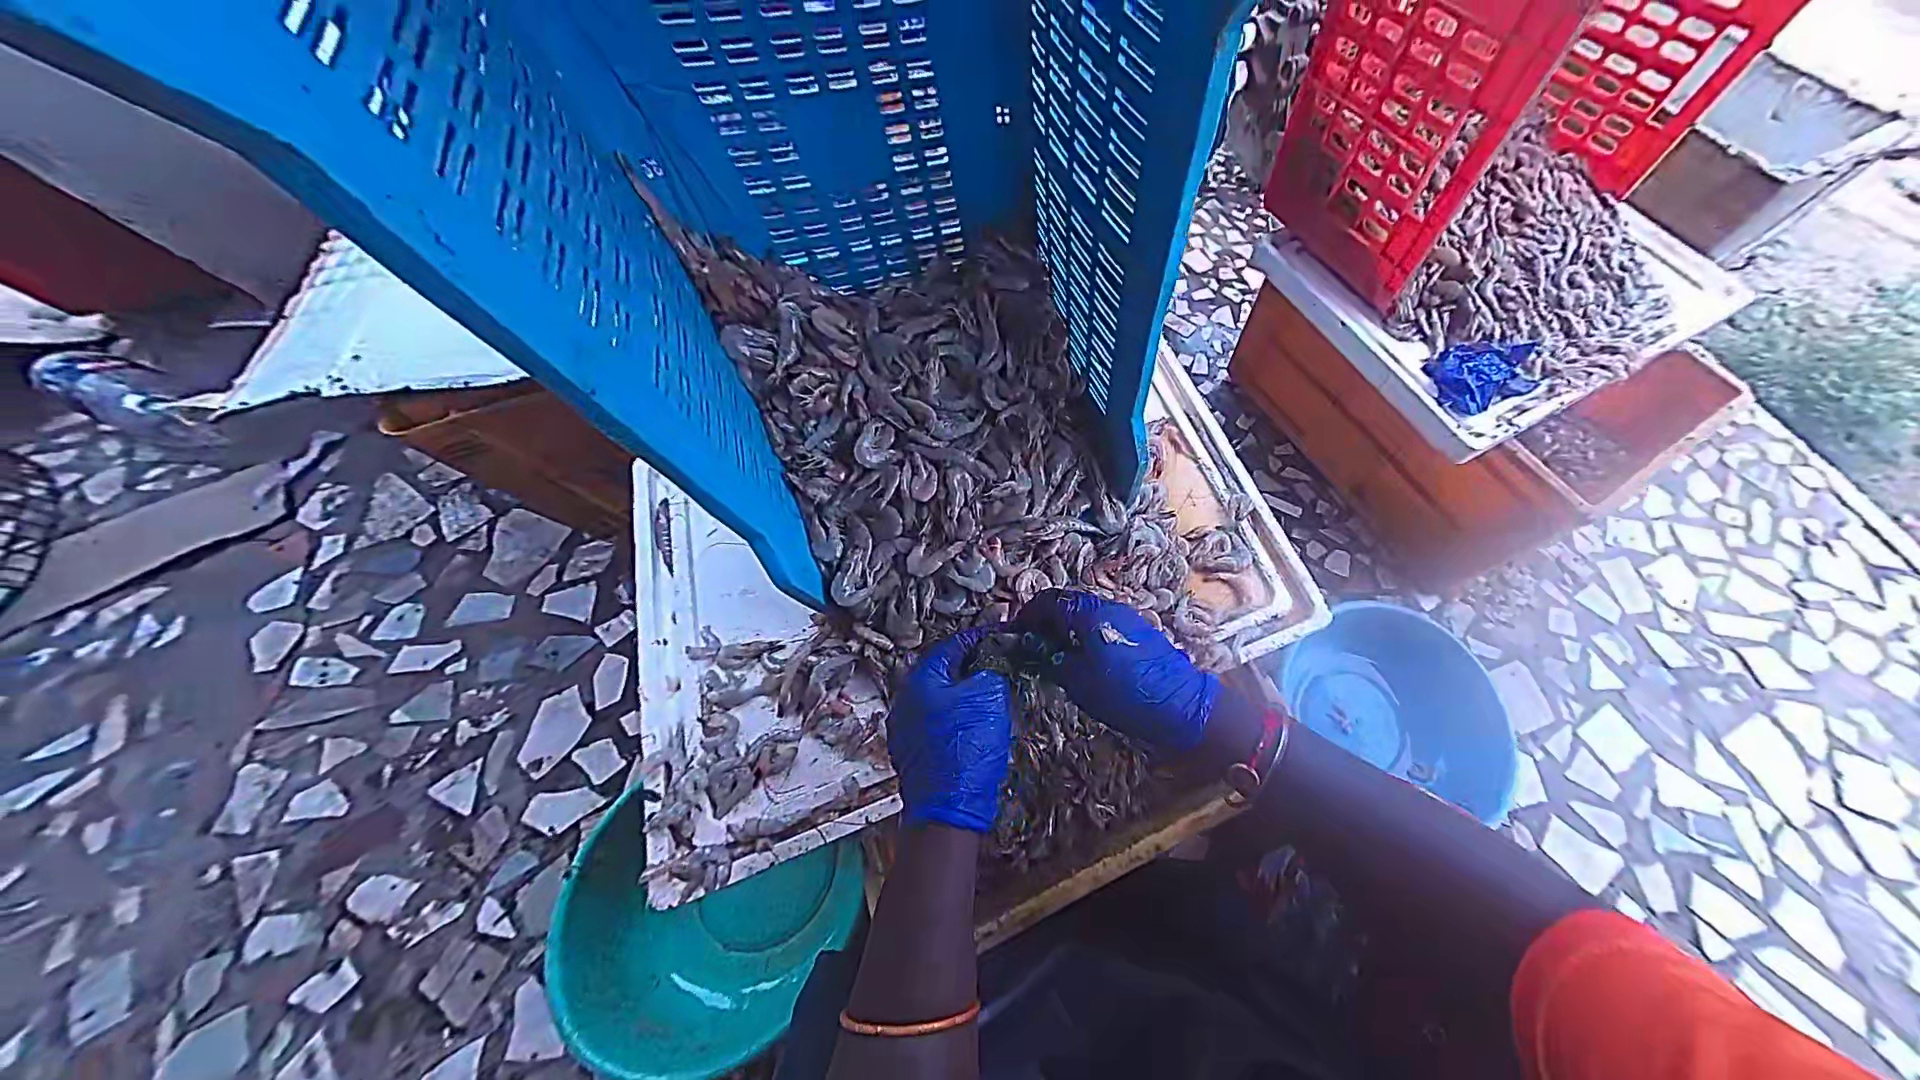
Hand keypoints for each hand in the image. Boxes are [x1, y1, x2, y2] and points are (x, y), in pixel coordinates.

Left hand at [885, 626, 1012, 832]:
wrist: (949, 809)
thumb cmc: (968, 746)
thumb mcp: (989, 696)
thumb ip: (990, 668)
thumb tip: (991, 659)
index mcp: (920, 679)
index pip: (953, 645)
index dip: (981, 639)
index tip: (1002, 637)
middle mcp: (905, 700)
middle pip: (944, 672)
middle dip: (973, 667)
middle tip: (1001, 666)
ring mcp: (905, 730)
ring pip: (941, 700)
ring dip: (966, 695)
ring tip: (993, 696)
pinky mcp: (913, 754)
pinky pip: (938, 724)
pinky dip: (957, 719)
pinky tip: (977, 727)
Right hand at [1013, 589, 1218, 751]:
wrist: (1183, 706)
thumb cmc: (1124, 692)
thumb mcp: (1077, 680)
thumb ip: (1052, 659)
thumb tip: (1034, 649)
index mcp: (1089, 613)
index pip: (1048, 601)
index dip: (1027, 615)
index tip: (1015, 633)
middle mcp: (1108, 607)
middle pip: (1067, 603)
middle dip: (1045, 620)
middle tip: (1031, 643)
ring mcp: (1126, 617)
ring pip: (1085, 614)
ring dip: (1065, 627)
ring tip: (1054, 653)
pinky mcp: (1138, 631)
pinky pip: (1101, 624)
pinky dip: (1084, 635)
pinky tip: (1081, 657)